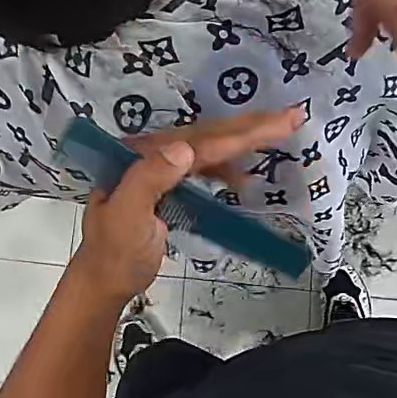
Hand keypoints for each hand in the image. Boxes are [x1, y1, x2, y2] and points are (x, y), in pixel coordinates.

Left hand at [71, 108, 303, 301]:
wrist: (105, 281)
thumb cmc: (115, 255)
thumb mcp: (126, 218)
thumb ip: (149, 180)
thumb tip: (184, 148)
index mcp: (140, 156)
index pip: (199, 142)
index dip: (239, 134)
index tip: (276, 126)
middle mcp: (151, 153)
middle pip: (208, 134)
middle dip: (251, 125)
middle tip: (291, 116)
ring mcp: (161, 168)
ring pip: (211, 146)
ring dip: (245, 139)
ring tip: (281, 131)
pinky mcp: (171, 184)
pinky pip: (206, 166)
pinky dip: (229, 167)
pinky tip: (245, 176)